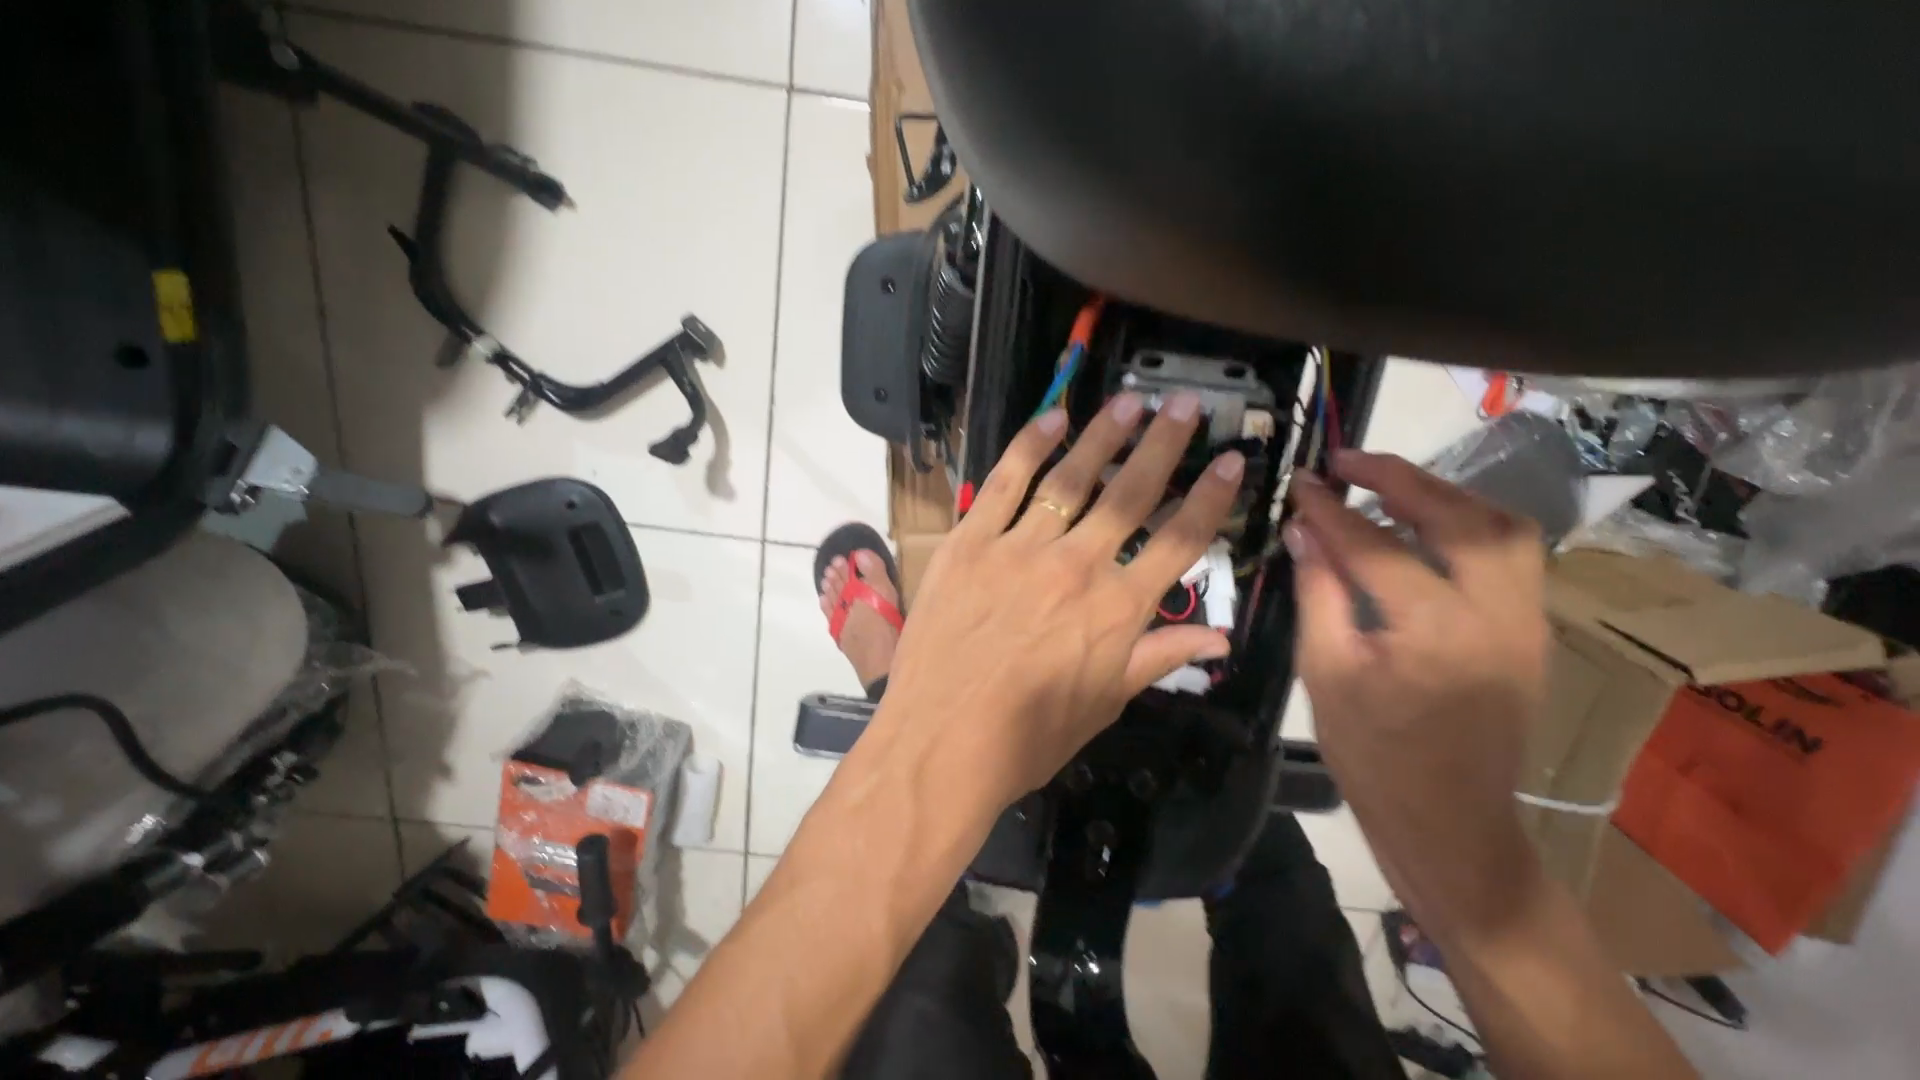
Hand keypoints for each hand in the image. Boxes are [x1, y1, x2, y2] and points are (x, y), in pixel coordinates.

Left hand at [871, 391, 1244, 810]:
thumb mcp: (1105, 704)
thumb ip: (1158, 658)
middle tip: (1186, 405)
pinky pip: (1003, 485)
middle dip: (1163, 445)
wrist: (941, 744)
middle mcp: (1076, 566)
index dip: (1210, 497)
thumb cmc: (1029, 737)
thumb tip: (1219, 638)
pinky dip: (1028, 448)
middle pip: (1130, 494)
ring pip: (1070, 478)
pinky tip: (1052, 420)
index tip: (1231, 460)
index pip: (1178, 540)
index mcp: (1117, 608)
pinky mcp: (969, 543)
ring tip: (1131, 401)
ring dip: (1104, 435)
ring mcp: (1019, 549)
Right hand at [1285, 450, 1550, 939]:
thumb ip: (1318, 593)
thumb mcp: (1326, 675)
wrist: (1450, 823)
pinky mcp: (1533, 633)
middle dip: (1400, 478)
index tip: (1301, 481)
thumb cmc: (1374, 758)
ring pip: (1503, 528)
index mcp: (1434, 631)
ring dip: (1446, 496)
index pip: (1376, 546)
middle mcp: (1497, 614)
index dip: (1332, 510)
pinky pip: (1514, 557)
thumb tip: (1304, 529)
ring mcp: (1527, 623)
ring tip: (1393, 488)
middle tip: (1349, 462)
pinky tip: (1430, 530)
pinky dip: (1472, 527)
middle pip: (1457, 517)